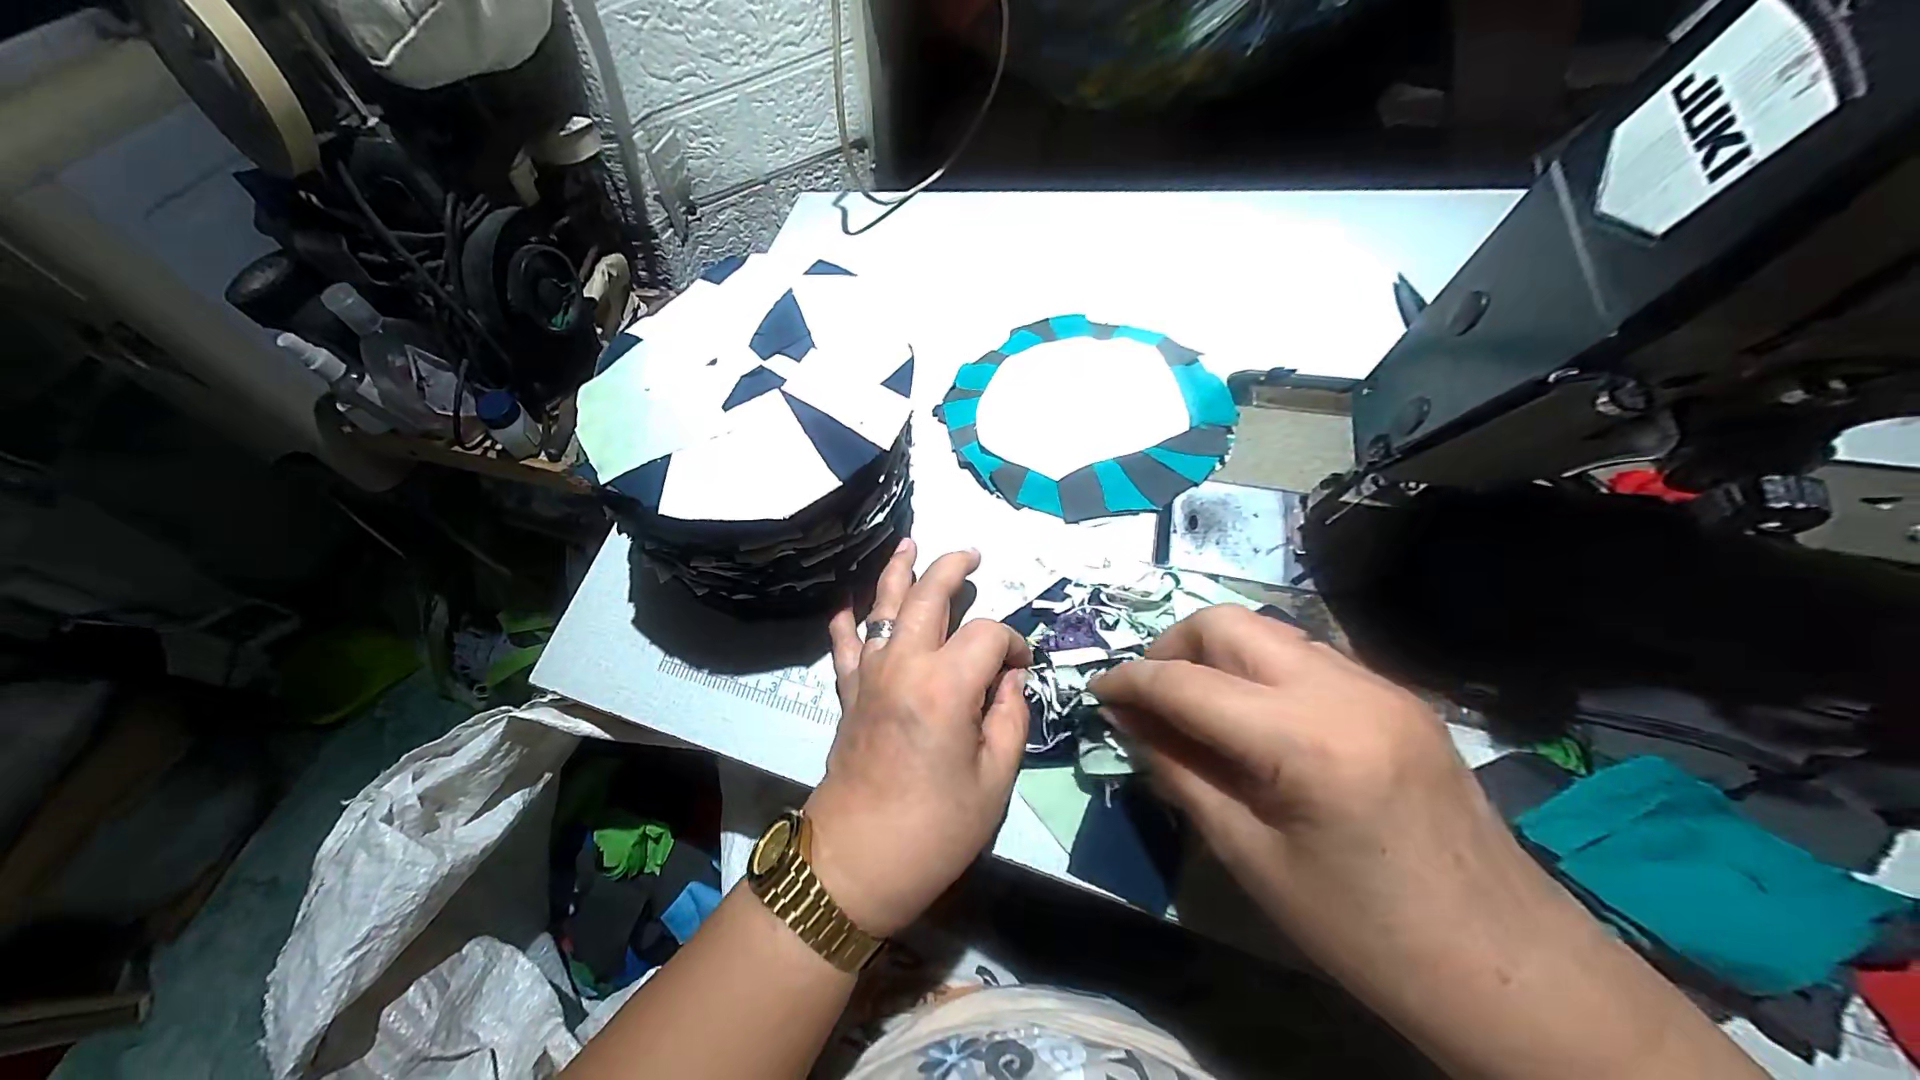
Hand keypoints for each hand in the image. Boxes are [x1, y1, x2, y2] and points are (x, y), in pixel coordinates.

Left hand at [805, 539, 1032, 936]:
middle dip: (951, 569)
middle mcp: (903, 665)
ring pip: (881, 608)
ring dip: (896, 572)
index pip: (987, 635)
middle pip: (926, 596)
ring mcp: (869, 676)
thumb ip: (1008, 718)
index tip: (1020, 670)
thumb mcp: (994, 780)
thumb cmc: (933, 829)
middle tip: (971, 555)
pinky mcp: (848, 694)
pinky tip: (847, 607)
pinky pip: (844, 647)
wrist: (855, 862)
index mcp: (945, 686)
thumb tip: (1007, 678)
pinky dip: (846, 623)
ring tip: (908, 544)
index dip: (1012, 644)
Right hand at [1087, 605, 1552, 978]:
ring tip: (1192, 704)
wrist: (1507, 966)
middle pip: (1227, 623)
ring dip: (1215, 653)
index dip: (1130, 682)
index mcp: (1305, 742)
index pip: (1188, 683)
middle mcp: (1345, 690)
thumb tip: (1128, 719)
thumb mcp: (1248, 855)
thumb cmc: (1362, 932)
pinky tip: (1251, 716)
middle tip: (1146, 696)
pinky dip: (1259, 669)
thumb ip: (1180, 770)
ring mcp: (1379, 685)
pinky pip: (1306, 656)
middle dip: (1171, 648)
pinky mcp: (1397, 695)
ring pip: (1267, 630)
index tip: (1097, 692)